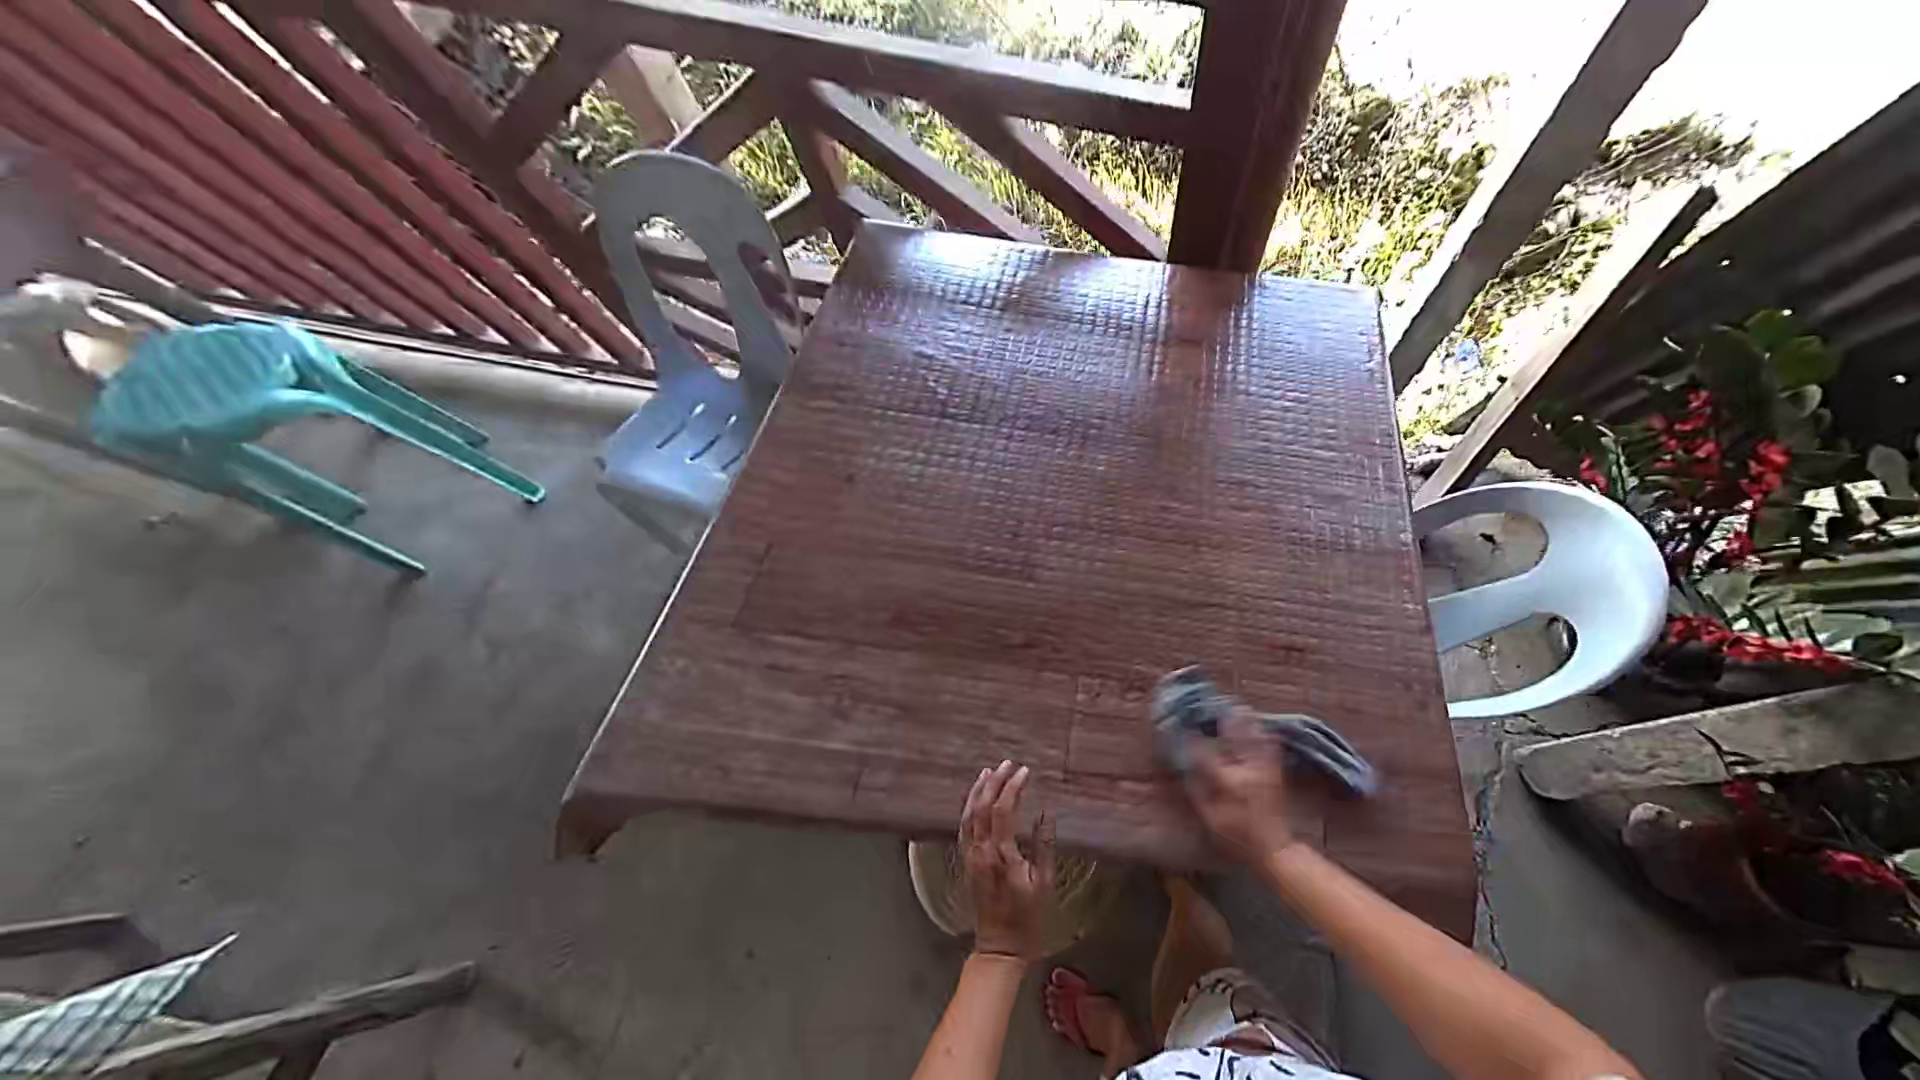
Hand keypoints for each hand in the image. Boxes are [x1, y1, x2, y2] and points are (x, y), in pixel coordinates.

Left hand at [959, 760, 1055, 961]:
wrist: (1000, 945)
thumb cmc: (1027, 916)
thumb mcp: (1044, 883)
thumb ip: (1043, 846)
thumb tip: (1045, 813)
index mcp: (1001, 855)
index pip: (1003, 811)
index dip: (1013, 788)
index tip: (1025, 772)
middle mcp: (981, 851)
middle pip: (983, 806)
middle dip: (995, 782)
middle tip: (1009, 763)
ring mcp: (970, 855)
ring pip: (969, 813)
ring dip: (979, 790)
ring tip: (990, 771)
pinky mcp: (966, 860)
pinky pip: (964, 825)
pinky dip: (970, 806)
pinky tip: (977, 796)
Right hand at [1182, 709, 1297, 863]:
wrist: (1274, 850)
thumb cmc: (1237, 837)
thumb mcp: (1210, 819)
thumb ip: (1197, 792)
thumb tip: (1186, 769)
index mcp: (1228, 782)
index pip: (1206, 754)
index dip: (1193, 739)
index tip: (1183, 727)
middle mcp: (1247, 772)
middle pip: (1234, 739)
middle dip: (1225, 721)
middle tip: (1215, 704)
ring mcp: (1264, 772)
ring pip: (1255, 740)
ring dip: (1246, 723)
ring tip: (1239, 706)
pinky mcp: (1276, 775)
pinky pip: (1272, 750)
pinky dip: (1265, 736)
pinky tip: (1261, 726)